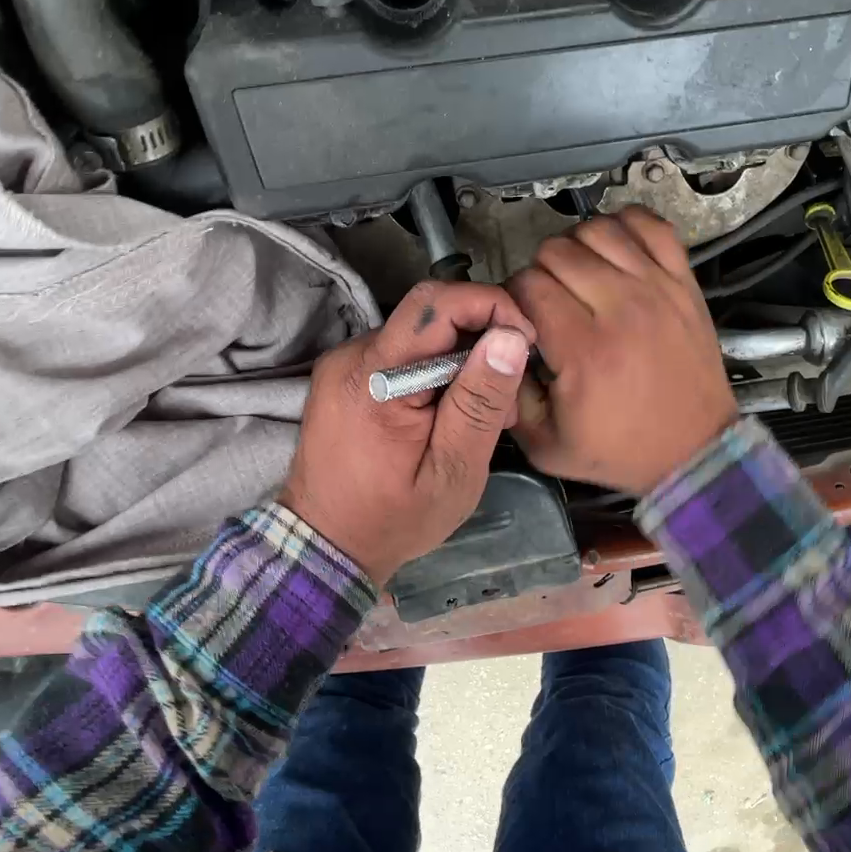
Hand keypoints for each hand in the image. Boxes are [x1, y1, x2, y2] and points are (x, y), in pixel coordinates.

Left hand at [277, 281, 534, 584]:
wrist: (326, 546)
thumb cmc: (394, 519)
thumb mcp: (453, 470)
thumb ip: (480, 402)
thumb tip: (511, 337)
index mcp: (375, 378)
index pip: (437, 304)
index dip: (491, 306)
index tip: (524, 342)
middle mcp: (352, 356)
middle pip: (430, 316)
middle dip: (482, 340)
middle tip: (507, 394)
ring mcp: (344, 364)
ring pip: (421, 336)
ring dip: (462, 363)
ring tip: (481, 418)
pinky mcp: (345, 377)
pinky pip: (403, 355)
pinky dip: (436, 374)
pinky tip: (449, 416)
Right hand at [506, 208, 737, 496]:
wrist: (693, 451)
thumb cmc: (624, 450)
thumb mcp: (547, 445)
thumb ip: (510, 395)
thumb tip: (496, 347)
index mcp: (585, 349)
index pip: (529, 285)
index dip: (515, 296)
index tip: (523, 315)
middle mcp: (622, 310)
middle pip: (557, 251)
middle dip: (541, 270)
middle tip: (548, 298)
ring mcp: (657, 290)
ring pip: (599, 229)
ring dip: (578, 246)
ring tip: (578, 274)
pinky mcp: (682, 284)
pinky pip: (652, 226)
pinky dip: (627, 225)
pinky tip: (615, 249)